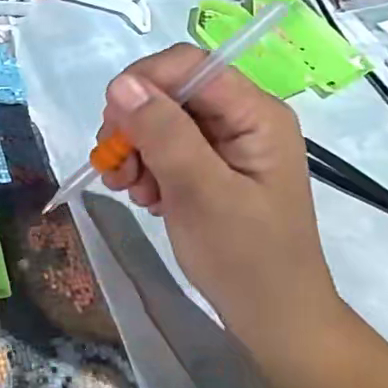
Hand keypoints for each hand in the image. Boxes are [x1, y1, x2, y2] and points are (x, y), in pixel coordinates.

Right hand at [98, 45, 343, 357]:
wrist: (274, 321)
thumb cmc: (246, 259)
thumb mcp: (200, 193)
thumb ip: (163, 133)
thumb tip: (120, 84)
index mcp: (256, 114)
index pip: (190, 65)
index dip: (144, 82)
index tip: (113, 123)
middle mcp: (242, 118)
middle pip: (170, 91)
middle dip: (134, 123)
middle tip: (115, 164)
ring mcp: (226, 143)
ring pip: (161, 119)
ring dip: (135, 148)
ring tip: (129, 188)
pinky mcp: (211, 165)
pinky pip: (165, 146)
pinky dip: (145, 166)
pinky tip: (143, 196)